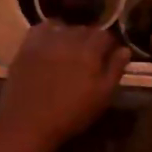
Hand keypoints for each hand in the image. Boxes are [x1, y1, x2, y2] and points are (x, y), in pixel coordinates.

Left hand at [0, 22, 129, 149]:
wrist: (28, 123)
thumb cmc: (70, 114)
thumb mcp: (101, 97)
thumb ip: (115, 70)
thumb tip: (124, 49)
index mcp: (89, 51)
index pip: (105, 35)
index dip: (108, 45)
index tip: (108, 56)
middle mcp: (68, 39)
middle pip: (84, 30)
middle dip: (90, 40)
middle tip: (88, 57)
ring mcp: (45, 40)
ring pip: (64, 27)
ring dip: (70, 36)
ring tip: (69, 52)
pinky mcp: (27, 46)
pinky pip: (41, 28)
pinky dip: (50, 32)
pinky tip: (51, 44)